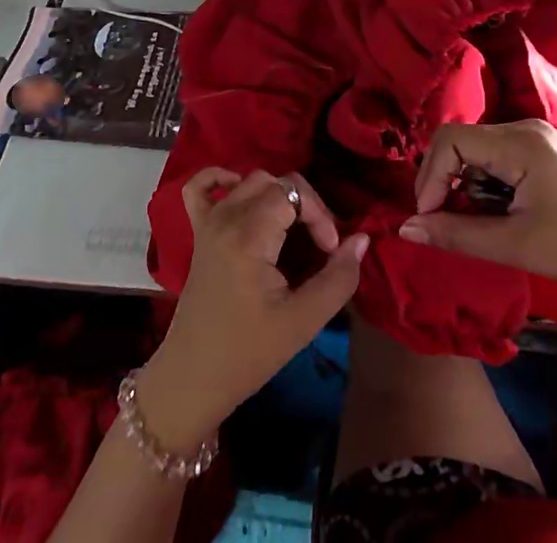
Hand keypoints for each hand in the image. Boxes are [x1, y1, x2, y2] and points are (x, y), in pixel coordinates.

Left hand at [140, 169, 367, 452]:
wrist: (194, 377)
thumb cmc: (249, 353)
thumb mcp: (304, 321)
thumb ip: (339, 277)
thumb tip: (361, 239)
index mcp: (247, 236)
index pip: (294, 193)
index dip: (320, 216)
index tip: (330, 252)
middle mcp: (224, 219)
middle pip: (275, 182)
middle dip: (306, 205)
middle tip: (320, 244)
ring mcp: (207, 223)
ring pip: (249, 181)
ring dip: (278, 196)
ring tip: (295, 230)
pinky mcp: (198, 233)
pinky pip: (199, 187)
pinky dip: (220, 179)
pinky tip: (240, 193)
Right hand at [400, 120, 556, 299]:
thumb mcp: (516, 245)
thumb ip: (456, 234)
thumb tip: (404, 229)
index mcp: (519, 142)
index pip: (449, 141)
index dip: (429, 178)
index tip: (430, 220)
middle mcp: (524, 129)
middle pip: (460, 143)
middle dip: (443, 182)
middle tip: (445, 224)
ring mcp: (536, 140)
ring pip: (476, 153)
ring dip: (464, 187)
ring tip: (475, 225)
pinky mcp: (544, 155)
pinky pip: (497, 161)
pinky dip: (485, 187)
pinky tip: (497, 216)